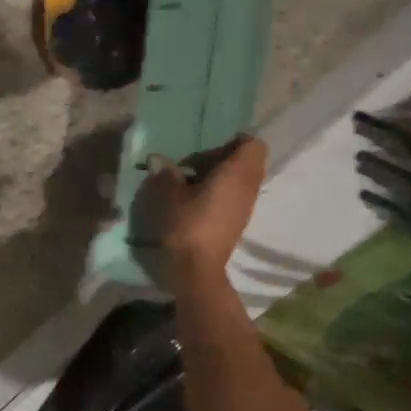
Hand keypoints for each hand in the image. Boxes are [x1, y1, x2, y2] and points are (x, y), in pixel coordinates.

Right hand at [142, 136, 266, 289]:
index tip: (204, 150)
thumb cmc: (186, 225)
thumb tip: (158, 159)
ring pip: (242, 179)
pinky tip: (196, 203)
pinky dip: (221, 192)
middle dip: (223, 158)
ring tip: (192, 185)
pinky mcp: (239, 220)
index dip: (231, 142)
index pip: (252, 144)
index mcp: (237, 174)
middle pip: (248, 160)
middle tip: (193, 167)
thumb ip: (166, 173)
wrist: (197, 268)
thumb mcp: (168, 195)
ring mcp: (247, 205)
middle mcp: (249, 186)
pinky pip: (236, 195)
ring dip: (220, 176)